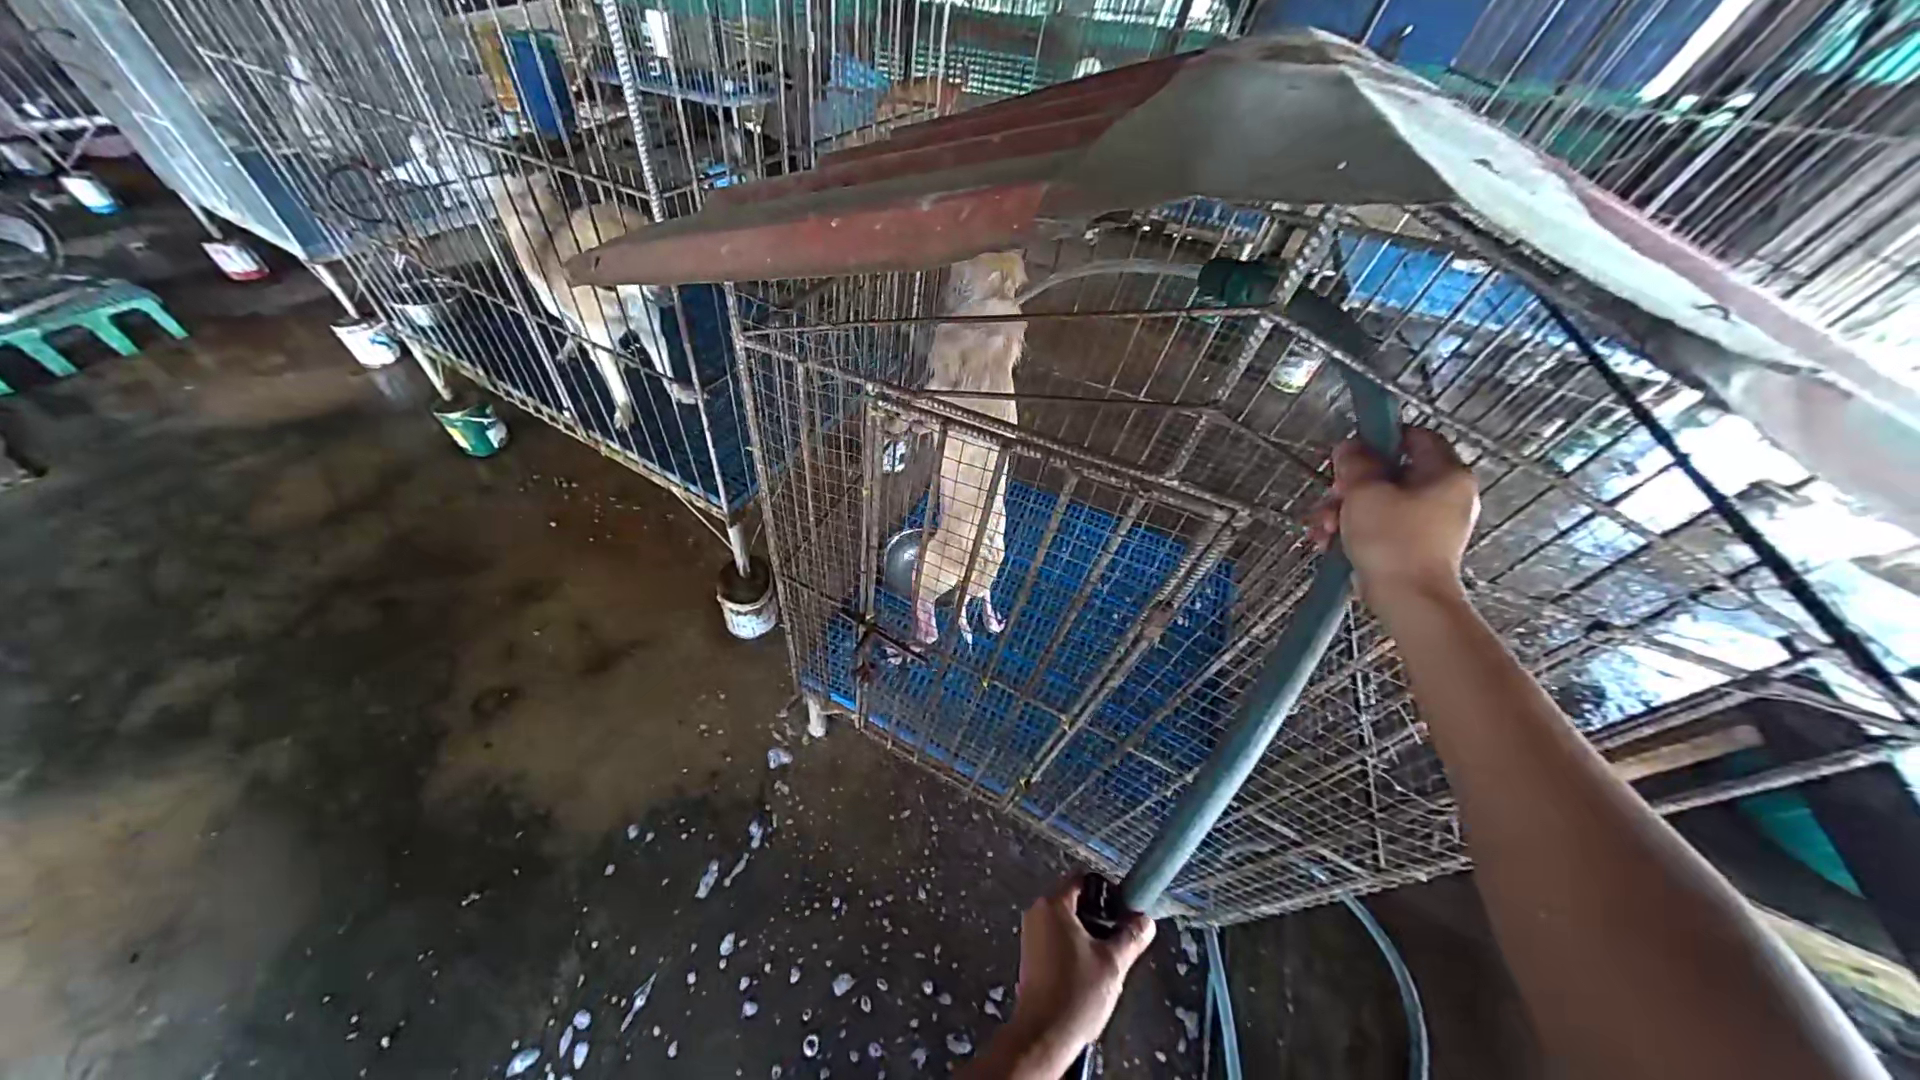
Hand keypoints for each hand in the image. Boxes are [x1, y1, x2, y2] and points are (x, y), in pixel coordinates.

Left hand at [1006, 877, 1155, 1063]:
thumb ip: (1132, 936)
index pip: (1081, 878)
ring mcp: (1030, 932)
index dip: (1105, 890)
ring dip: (1087, 932)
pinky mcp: (1030, 953)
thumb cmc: (1076, 993)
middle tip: (1118, 937)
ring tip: (1105, 958)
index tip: (1122, 911)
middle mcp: (1037, 912)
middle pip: (1073, 898)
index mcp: (1053, 904)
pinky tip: (1087, 970)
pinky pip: (1055, 936)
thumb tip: (1145, 920)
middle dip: (1098, 915)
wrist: (1043, 1034)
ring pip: (1065, 919)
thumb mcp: (1113, 963)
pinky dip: (1072, 945)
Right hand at [1309, 426, 1478, 608]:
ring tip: (1322, 527)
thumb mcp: (1365, 493)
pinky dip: (1352, 531)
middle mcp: (1445, 496)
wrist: (1407, 599)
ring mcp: (1429, 524)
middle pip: (1389, 473)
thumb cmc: (1392, 541)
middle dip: (1350, 486)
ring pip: (1378, 502)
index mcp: (1446, 475)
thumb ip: (1355, 464)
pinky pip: (1379, 527)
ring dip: (1343, 511)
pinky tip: (1328, 542)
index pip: (1416, 437)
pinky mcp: (1412, 547)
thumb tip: (1350, 447)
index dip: (1380, 438)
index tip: (1350, 453)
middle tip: (1331, 496)